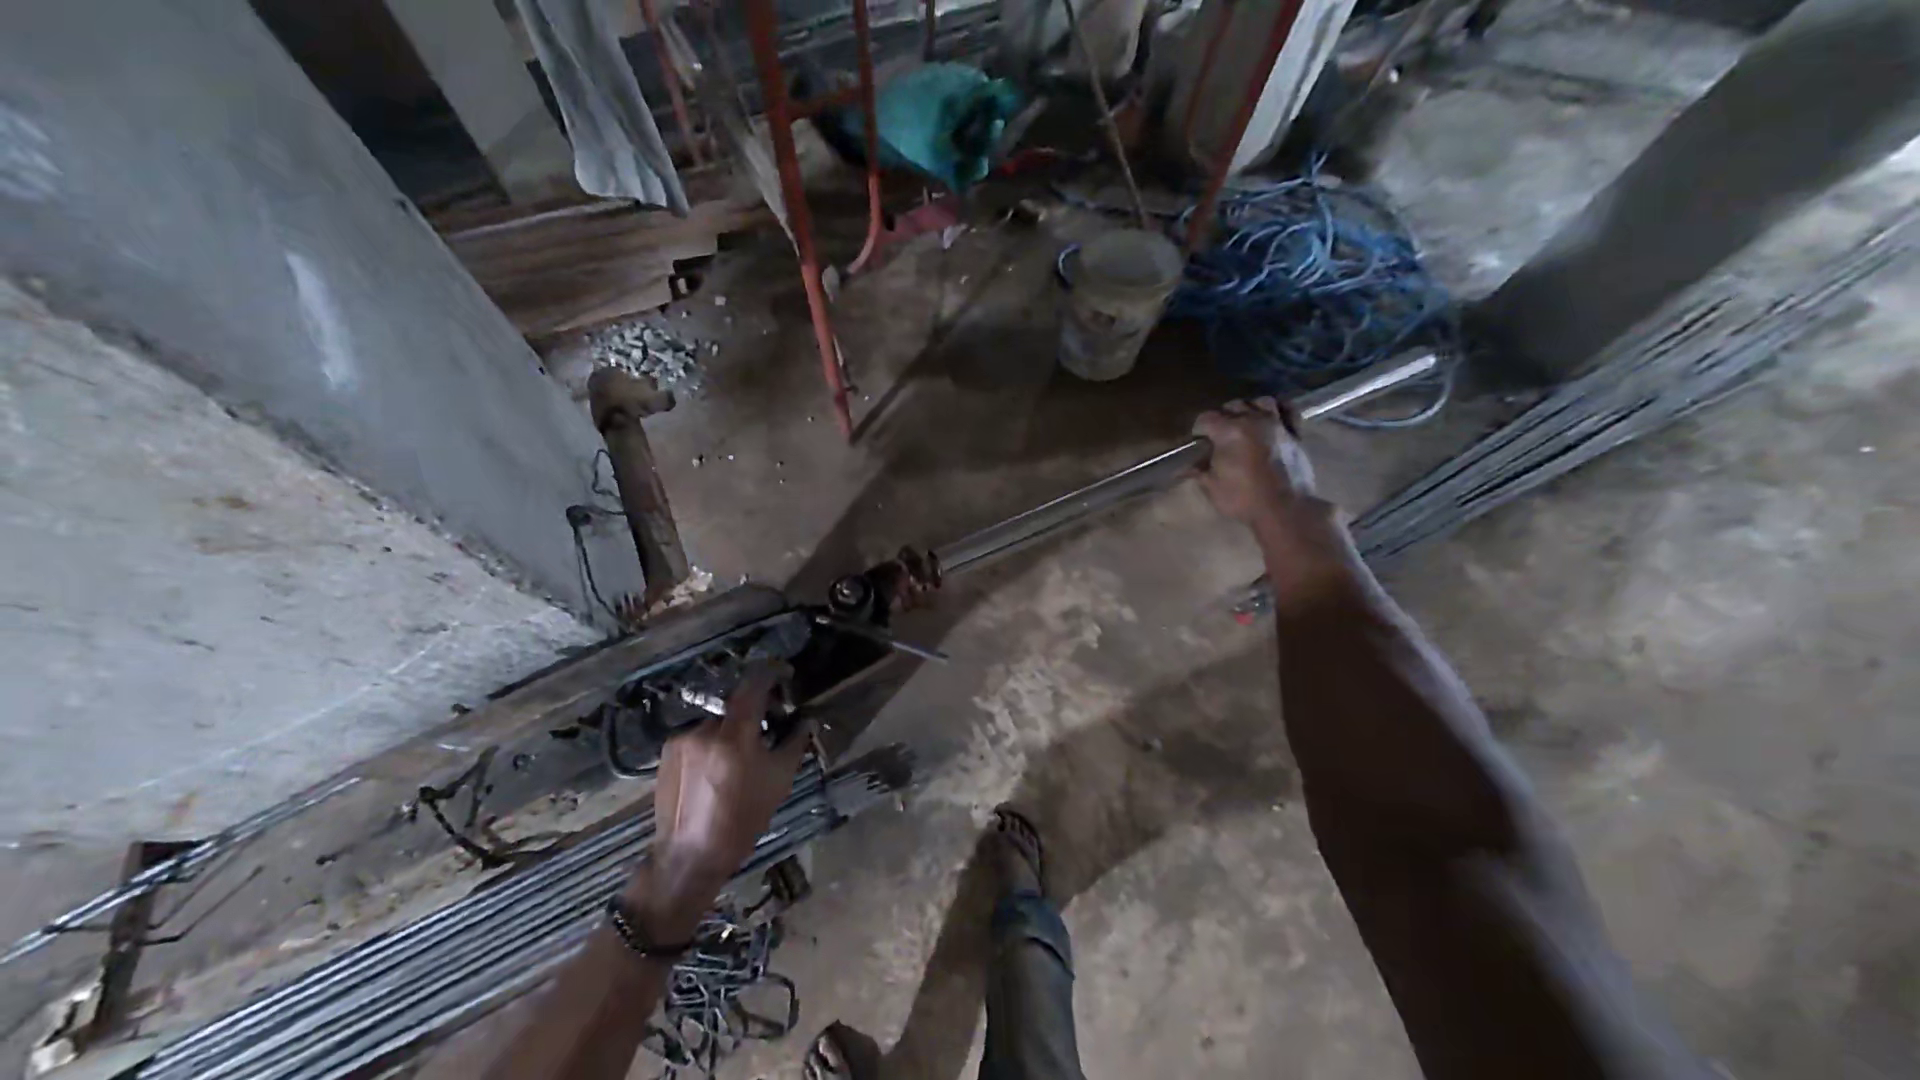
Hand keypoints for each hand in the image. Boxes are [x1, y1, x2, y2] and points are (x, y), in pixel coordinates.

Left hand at [631, 661, 810, 933]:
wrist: (690, 854)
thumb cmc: (742, 818)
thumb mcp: (779, 779)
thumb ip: (794, 742)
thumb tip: (805, 720)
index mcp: (734, 734)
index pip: (754, 685)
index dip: (772, 672)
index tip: (786, 674)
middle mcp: (704, 728)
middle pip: (736, 704)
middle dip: (756, 709)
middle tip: (771, 724)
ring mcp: (681, 738)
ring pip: (717, 721)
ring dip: (733, 728)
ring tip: (743, 753)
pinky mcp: (667, 751)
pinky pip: (698, 735)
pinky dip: (713, 740)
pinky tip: (719, 765)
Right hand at [1192, 398, 1317, 524]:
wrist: (1284, 509)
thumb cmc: (1243, 499)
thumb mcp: (1213, 487)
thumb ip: (1200, 472)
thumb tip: (1185, 467)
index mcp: (1228, 432)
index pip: (1206, 418)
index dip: (1199, 428)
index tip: (1198, 441)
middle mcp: (1252, 420)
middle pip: (1233, 406)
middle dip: (1223, 416)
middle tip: (1220, 434)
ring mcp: (1276, 424)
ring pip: (1261, 401)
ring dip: (1251, 408)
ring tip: (1247, 421)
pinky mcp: (1295, 433)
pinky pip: (1289, 410)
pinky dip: (1280, 409)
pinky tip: (1274, 417)